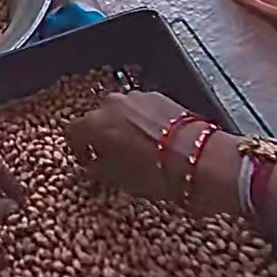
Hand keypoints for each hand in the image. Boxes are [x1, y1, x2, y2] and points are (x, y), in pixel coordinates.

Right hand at [67, 91, 239, 216]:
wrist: (202, 159)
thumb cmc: (156, 173)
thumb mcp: (120, 180)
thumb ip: (99, 169)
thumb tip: (92, 165)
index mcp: (95, 124)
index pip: (73, 132)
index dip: (78, 148)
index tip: (87, 161)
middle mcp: (112, 104)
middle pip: (97, 118)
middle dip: (101, 136)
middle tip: (112, 156)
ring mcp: (136, 97)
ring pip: (120, 112)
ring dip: (123, 127)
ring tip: (138, 147)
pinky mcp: (159, 96)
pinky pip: (141, 109)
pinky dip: (143, 121)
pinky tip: (156, 139)